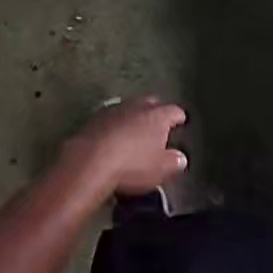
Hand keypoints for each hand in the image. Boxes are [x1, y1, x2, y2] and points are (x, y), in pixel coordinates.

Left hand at [59, 97, 188, 198]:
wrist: (91, 160)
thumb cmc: (131, 164)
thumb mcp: (162, 170)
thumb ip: (175, 161)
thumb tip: (179, 157)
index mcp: (156, 116)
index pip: (174, 111)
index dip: (179, 117)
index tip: (181, 119)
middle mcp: (136, 106)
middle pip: (150, 103)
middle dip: (156, 111)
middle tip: (159, 123)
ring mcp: (113, 109)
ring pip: (129, 108)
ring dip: (134, 116)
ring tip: (136, 131)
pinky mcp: (95, 117)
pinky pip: (111, 117)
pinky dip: (116, 124)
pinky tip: (115, 136)